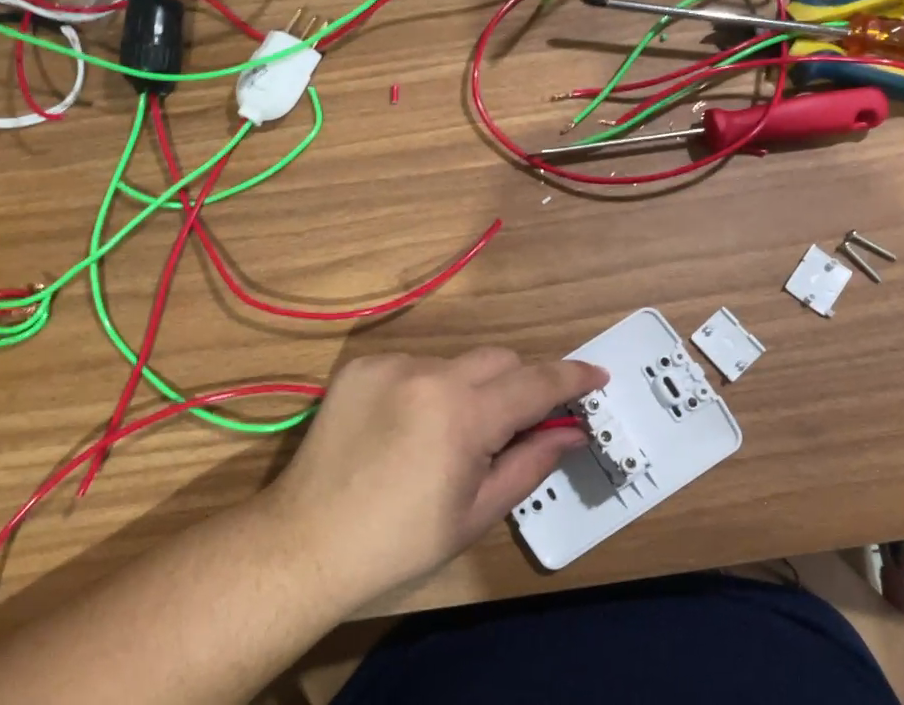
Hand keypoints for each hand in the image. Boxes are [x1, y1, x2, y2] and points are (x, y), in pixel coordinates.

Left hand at [261, 348, 607, 606]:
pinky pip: (413, 366)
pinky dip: (426, 389)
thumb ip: (531, 462)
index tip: (597, 377)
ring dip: (469, 390)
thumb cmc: (401, 543)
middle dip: (519, 385)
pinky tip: (406, 430)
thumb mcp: (477, 513)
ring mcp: (389, 365)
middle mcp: (428, 373)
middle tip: (517, 428)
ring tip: (448, 439)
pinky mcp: (358, 367)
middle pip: (499, 359)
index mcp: (464, 414)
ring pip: (455, 363)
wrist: (306, 541)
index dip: (572, 378)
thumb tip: (572, 432)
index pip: (536, 382)